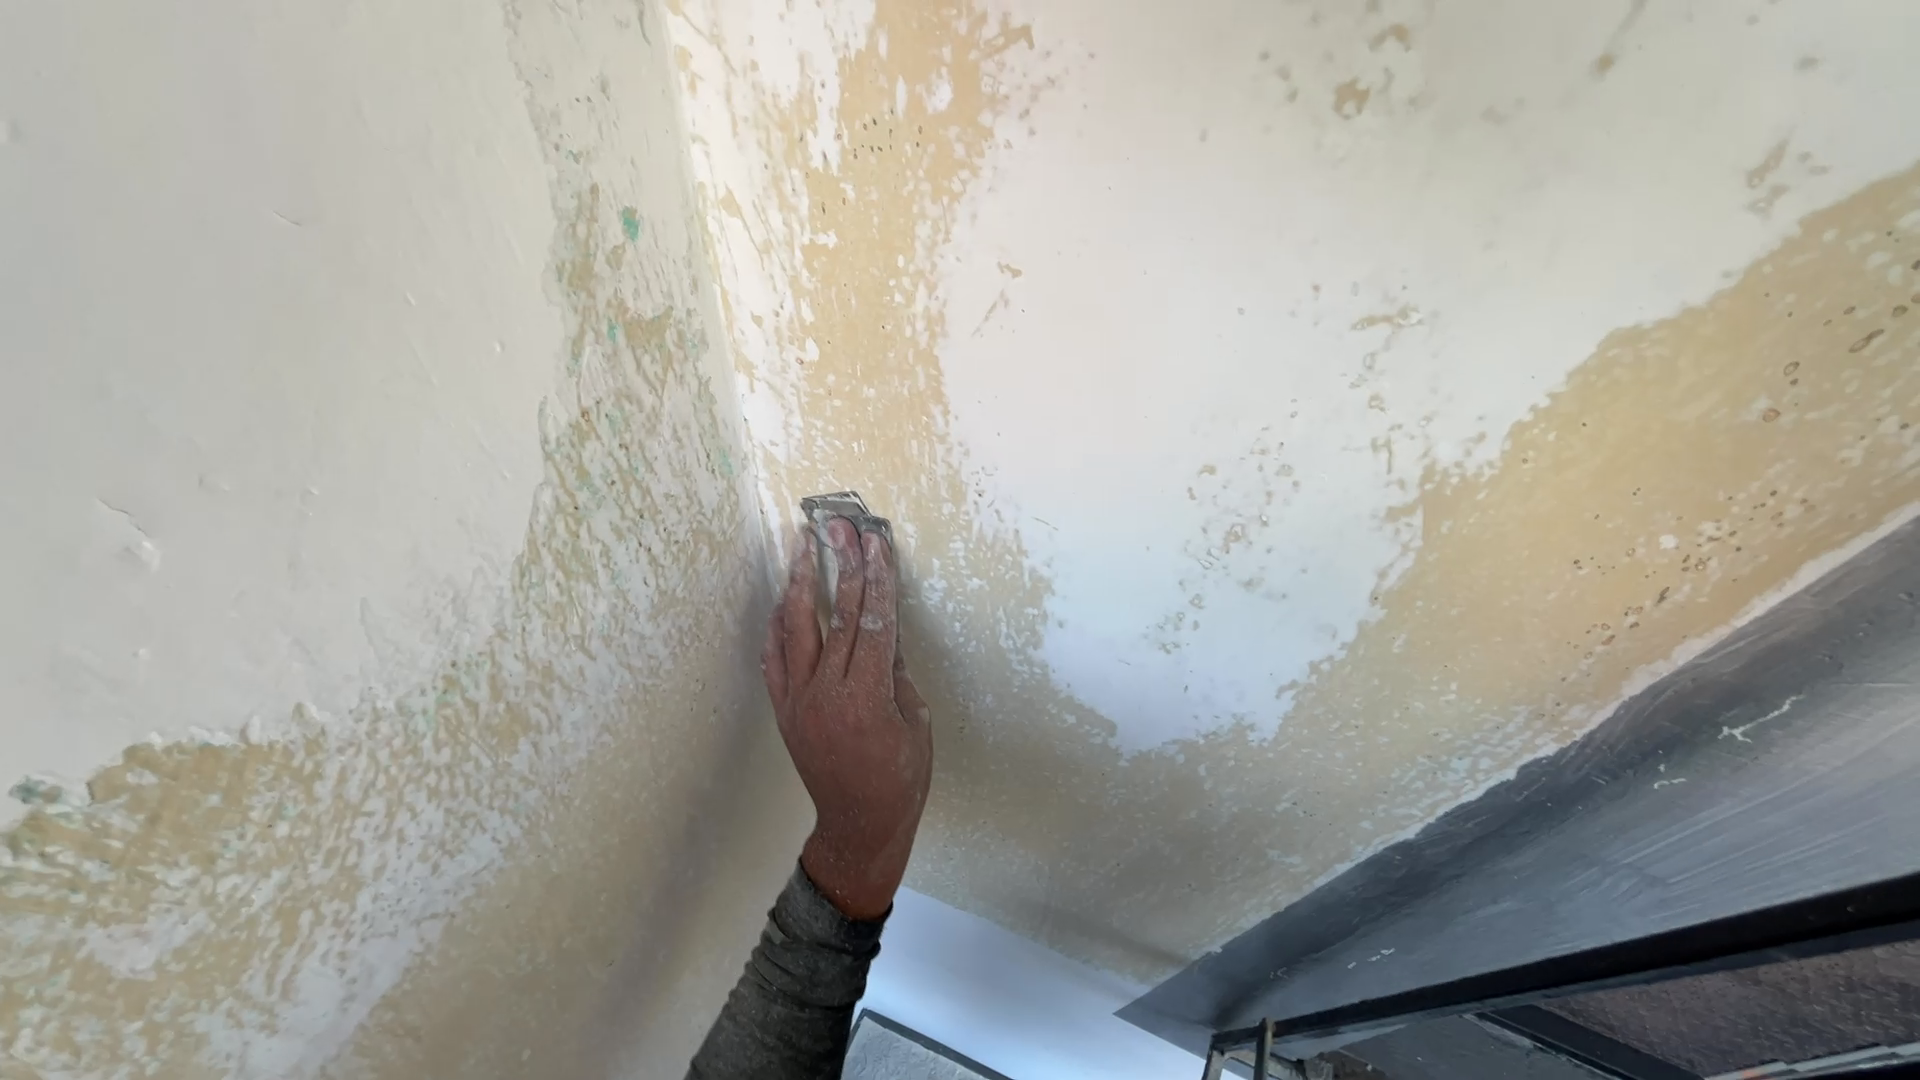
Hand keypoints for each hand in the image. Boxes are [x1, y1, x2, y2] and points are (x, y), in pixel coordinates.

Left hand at [762, 517, 932, 920]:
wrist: (858, 825)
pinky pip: (774, 658)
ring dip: (801, 581)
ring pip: (796, 627)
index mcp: (868, 695)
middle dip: (842, 564)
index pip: (875, 621)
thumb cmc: (900, 779)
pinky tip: (783, 598)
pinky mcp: (784, 709)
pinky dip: (778, 625)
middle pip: (838, 614)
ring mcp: (799, 699)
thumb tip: (886, 630)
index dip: (878, 577)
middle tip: (839, 525)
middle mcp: (828, 691)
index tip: (876, 541)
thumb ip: (898, 673)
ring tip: (802, 543)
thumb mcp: (917, 723)